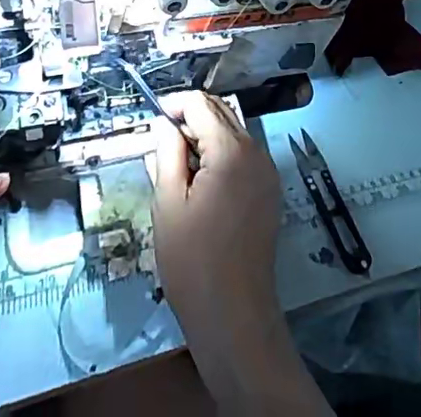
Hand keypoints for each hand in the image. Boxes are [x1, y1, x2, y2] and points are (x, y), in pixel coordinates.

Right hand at [149, 93, 328, 415]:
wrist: (234, 315)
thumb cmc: (194, 262)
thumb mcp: (168, 204)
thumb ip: (166, 153)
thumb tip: (164, 124)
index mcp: (232, 152)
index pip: (201, 104)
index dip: (173, 105)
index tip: (151, 123)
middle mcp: (257, 154)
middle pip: (221, 113)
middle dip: (189, 119)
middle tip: (159, 145)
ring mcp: (268, 173)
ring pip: (232, 134)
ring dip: (204, 138)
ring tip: (176, 169)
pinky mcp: (269, 192)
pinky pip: (242, 157)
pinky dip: (220, 157)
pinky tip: (200, 185)